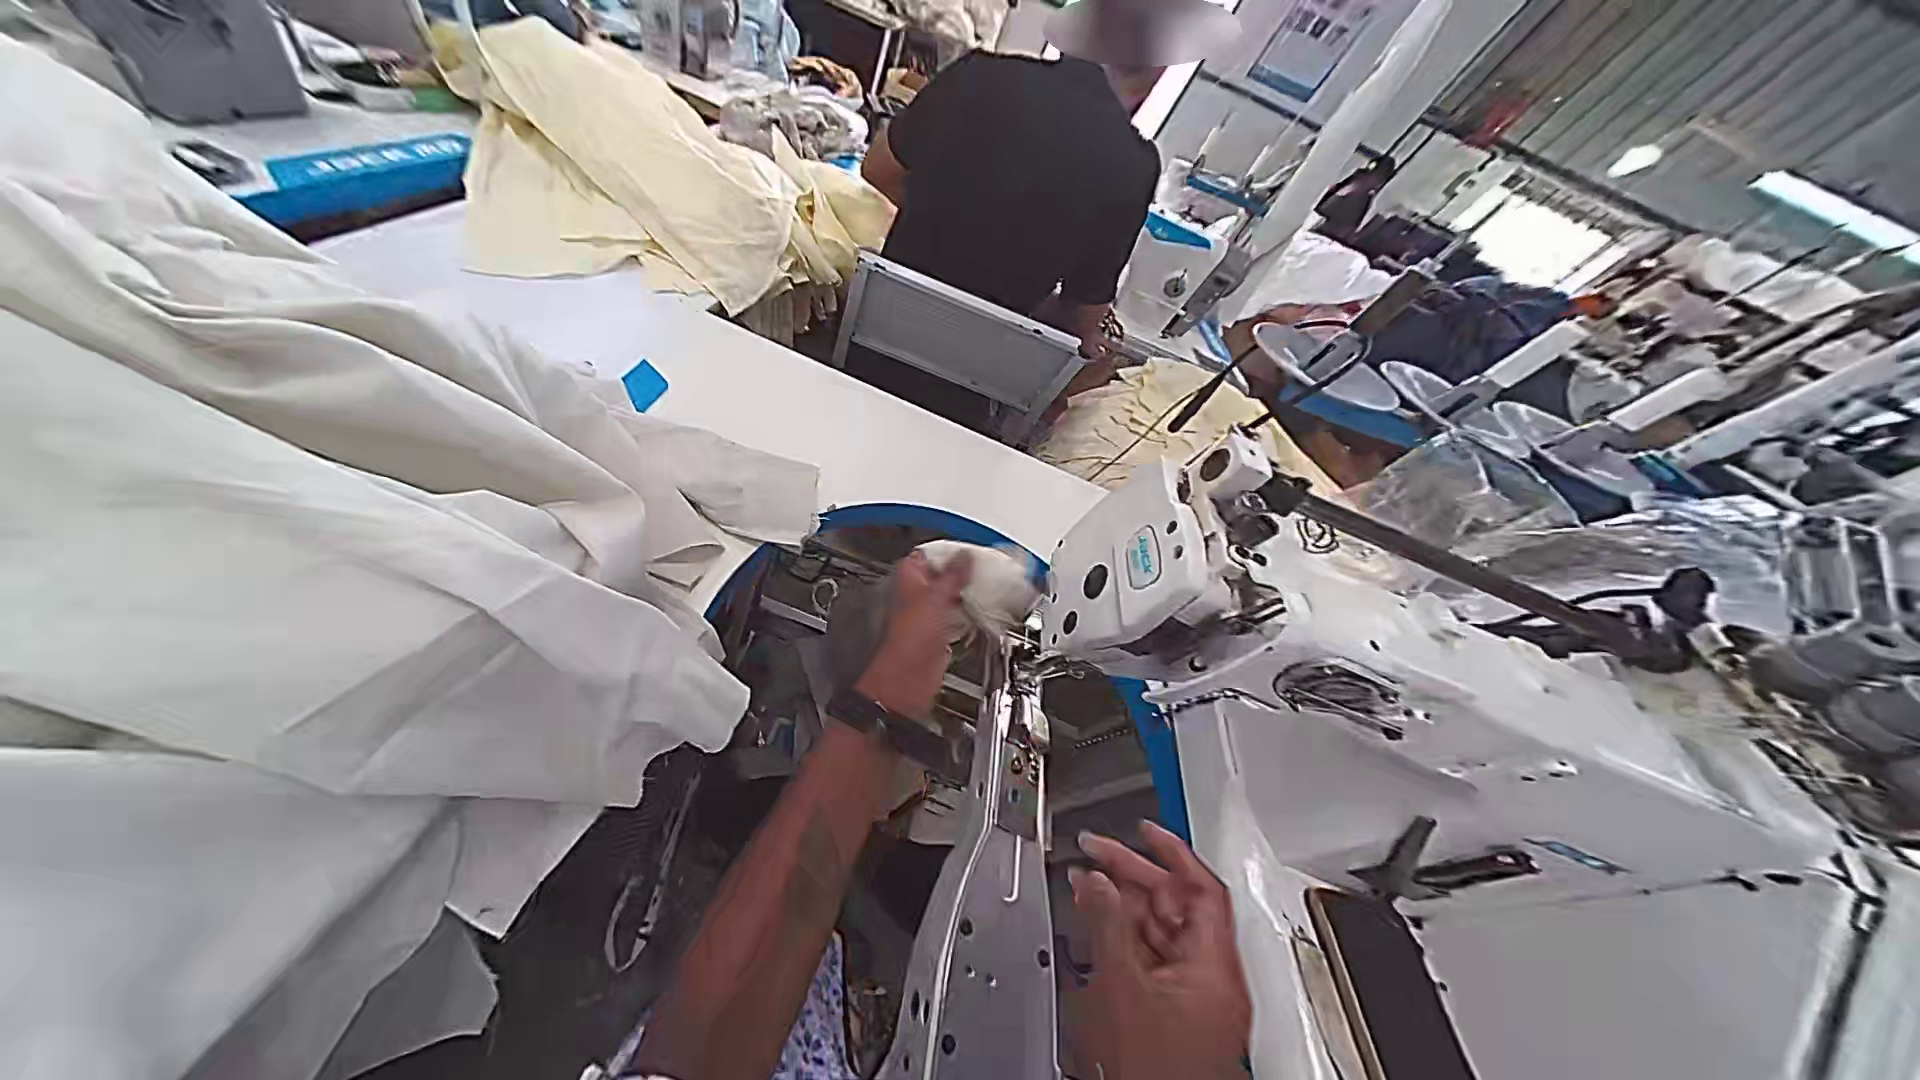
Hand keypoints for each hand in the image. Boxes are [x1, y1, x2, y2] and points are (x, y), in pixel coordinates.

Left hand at [853, 550, 970, 719]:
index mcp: (911, 579)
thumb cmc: (909, 641)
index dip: (950, 551)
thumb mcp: (936, 598)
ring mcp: (930, 615)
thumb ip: (952, 575)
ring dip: (969, 592)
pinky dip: (971, 613)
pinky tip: (983, 611)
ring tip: (988, 587)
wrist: (910, 679)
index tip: (971, 551)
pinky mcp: (941, 633)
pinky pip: (959, 617)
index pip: (930, 554)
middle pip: (944, 575)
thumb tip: (965, 557)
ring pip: (953, 595)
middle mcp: (919, 595)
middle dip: (964, 572)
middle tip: (985, 569)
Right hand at [1070, 821, 1251, 1079]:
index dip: (1173, 852)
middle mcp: (1208, 979)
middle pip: (1175, 905)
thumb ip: (1107, 923)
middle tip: (1096, 851)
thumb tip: (1097, 879)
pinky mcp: (1169, 1011)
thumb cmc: (1153, 1074)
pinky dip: (1119, 933)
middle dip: (1132, 874)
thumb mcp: (1121, 987)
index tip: (1146, 829)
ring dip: (1120, 902)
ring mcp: (1190, 997)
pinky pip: (1145, 955)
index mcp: (1213, 968)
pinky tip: (1094, 920)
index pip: (1202, 889)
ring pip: (1156, 930)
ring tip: (1085, 882)